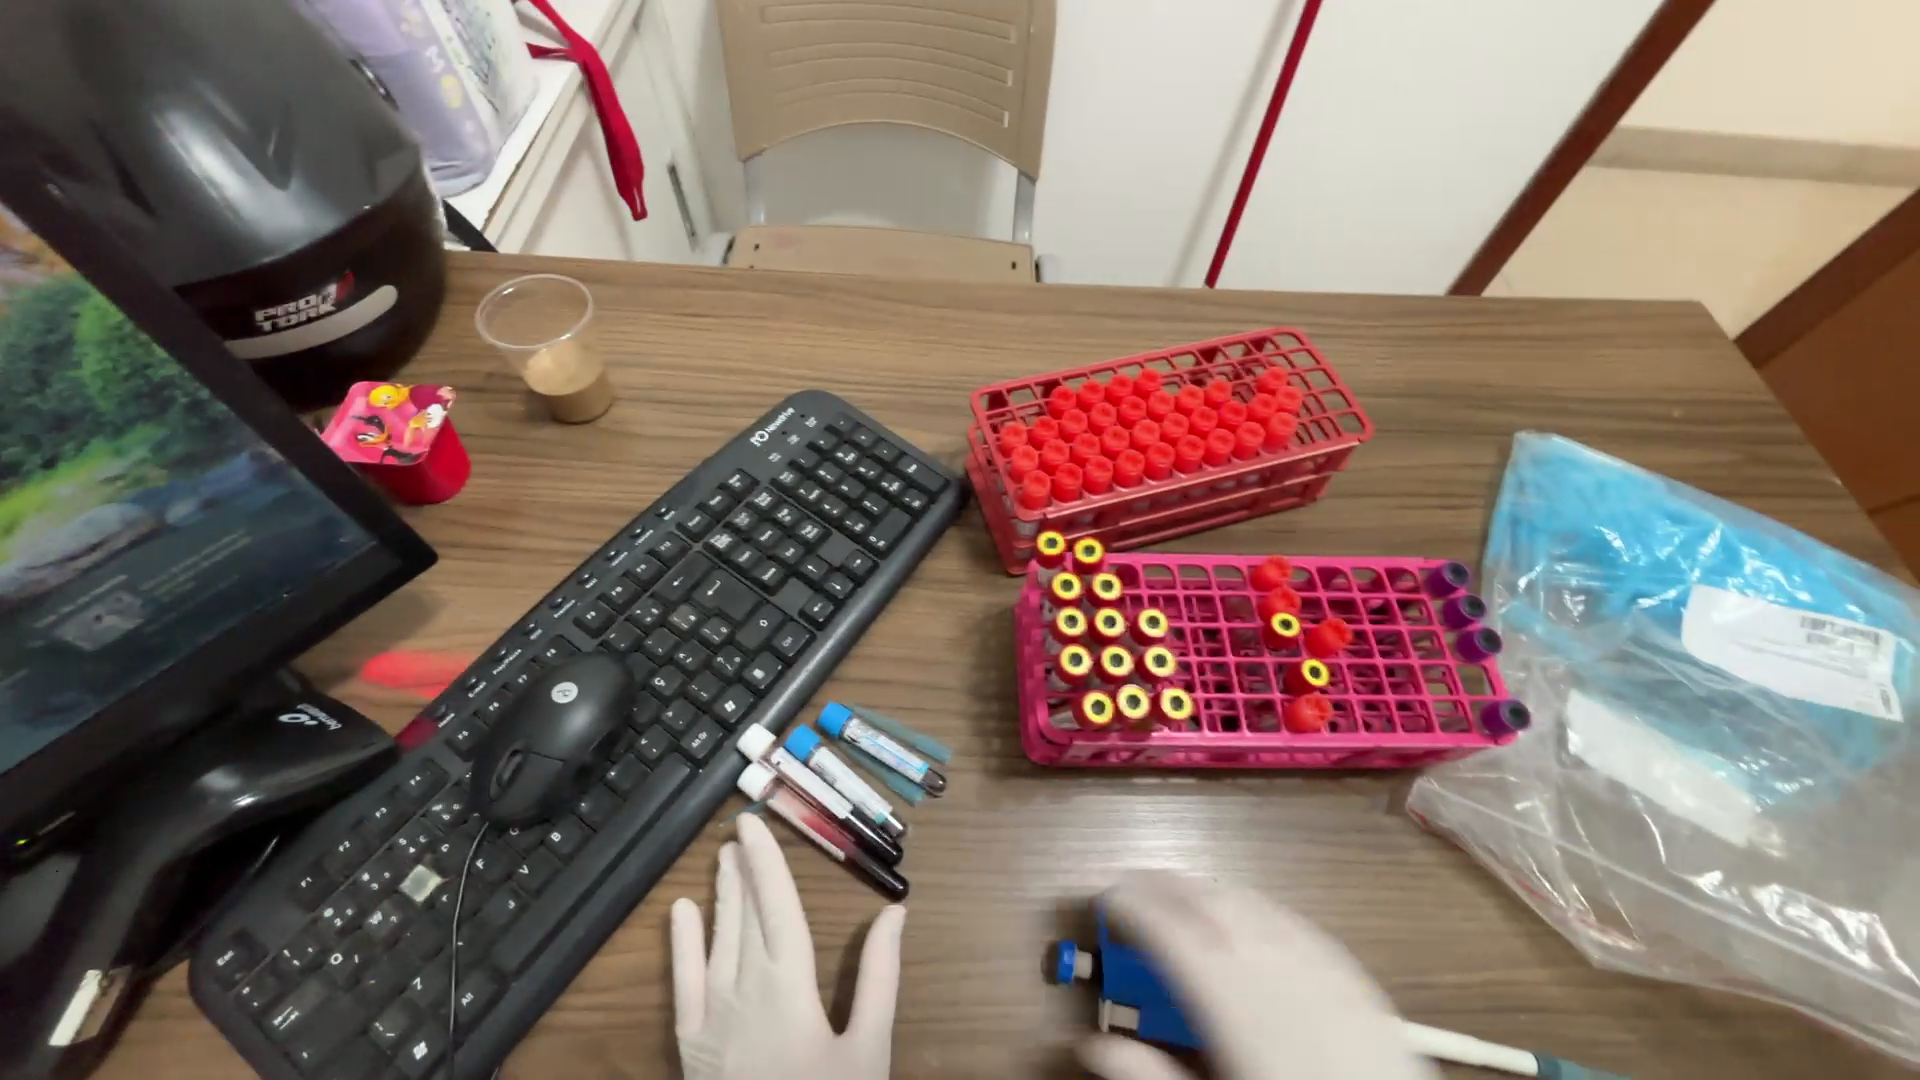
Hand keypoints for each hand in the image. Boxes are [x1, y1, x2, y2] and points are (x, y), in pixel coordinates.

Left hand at [671, 812, 905, 1079]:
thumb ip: (880, 976)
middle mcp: (745, 990)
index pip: (777, 906)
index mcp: (790, 986)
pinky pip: (682, 984)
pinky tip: (679, 913)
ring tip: (722, 858)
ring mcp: (712, 1017)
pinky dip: (680, 946)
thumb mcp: (870, 1046)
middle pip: (744, 915)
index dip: (766, 862)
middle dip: (743, 870)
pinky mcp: (692, 1044)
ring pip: (716, 940)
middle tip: (740, 829)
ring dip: (720, 896)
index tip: (755, 825)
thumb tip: (896, 913)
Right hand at [1079, 872, 1433, 1079]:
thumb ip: (1147, 1071)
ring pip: (1249, 903)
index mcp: (1226, 998)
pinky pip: (1293, 921)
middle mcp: (1268, 965)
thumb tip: (1088, 1046)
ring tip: (1179, 894)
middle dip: (1161, 885)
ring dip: (1205, 890)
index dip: (1128, 904)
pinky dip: (1257, 907)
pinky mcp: (1352, 976)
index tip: (1104, 898)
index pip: (1165, 928)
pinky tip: (1249, 914)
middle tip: (1129, 885)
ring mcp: (1315, 964)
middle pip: (1205, 901)